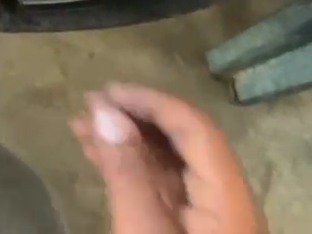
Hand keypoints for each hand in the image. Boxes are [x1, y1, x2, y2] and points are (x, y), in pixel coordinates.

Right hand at [71, 85, 263, 233]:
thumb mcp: (142, 231)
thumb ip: (126, 169)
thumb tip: (103, 108)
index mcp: (231, 200)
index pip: (195, 127)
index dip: (150, 101)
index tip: (105, 92)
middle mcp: (229, 204)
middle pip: (183, 142)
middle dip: (134, 118)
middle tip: (88, 105)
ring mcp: (213, 224)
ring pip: (169, 165)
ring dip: (126, 142)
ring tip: (81, 127)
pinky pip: (164, 189)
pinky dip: (131, 170)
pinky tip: (97, 157)